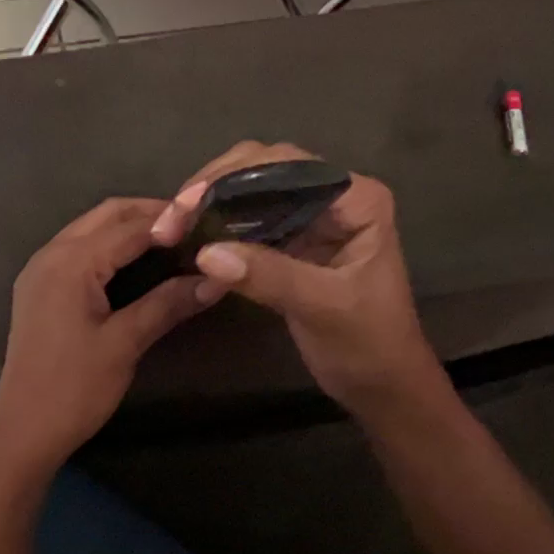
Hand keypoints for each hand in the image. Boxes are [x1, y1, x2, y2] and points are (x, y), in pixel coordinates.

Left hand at [0, 198, 213, 475]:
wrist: (22, 431)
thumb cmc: (74, 388)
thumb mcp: (125, 344)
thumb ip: (167, 304)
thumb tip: (215, 279)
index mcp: (71, 262)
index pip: (129, 227)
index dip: (170, 221)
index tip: (209, 219)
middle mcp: (51, 254)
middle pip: (106, 215)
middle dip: (148, 213)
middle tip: (192, 224)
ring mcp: (40, 269)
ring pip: (90, 228)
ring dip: (128, 226)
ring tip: (172, 239)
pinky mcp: (38, 287)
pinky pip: (77, 248)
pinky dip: (108, 244)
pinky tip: (135, 261)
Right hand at [151, 141, 443, 408]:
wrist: (382, 388)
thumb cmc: (369, 344)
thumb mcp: (323, 307)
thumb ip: (270, 276)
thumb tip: (207, 253)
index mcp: (354, 197)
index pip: (285, 165)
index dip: (231, 177)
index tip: (188, 203)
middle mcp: (331, 194)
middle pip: (259, 168)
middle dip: (211, 187)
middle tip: (171, 219)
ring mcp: (308, 214)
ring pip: (246, 190)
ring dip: (206, 206)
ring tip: (170, 229)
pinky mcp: (289, 238)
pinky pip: (244, 218)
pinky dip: (214, 227)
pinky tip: (188, 244)